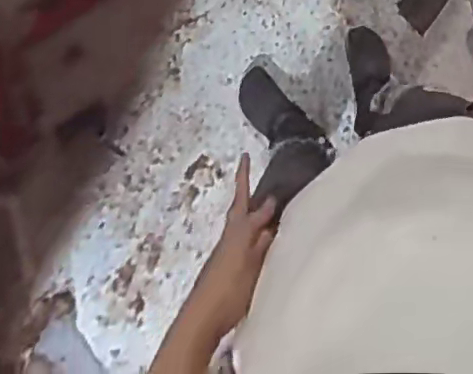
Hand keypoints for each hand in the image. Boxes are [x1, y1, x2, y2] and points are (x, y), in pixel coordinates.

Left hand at [179, 154, 276, 339]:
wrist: (202, 318)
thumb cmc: (230, 288)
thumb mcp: (250, 258)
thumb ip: (260, 232)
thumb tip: (270, 204)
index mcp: (237, 229)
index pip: (242, 195)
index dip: (244, 176)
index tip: (245, 155)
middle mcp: (230, 235)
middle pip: (239, 207)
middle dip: (245, 190)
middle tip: (251, 172)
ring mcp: (227, 251)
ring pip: (240, 222)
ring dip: (250, 212)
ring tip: (265, 208)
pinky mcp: (226, 267)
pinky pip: (242, 239)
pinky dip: (251, 232)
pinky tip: (259, 242)